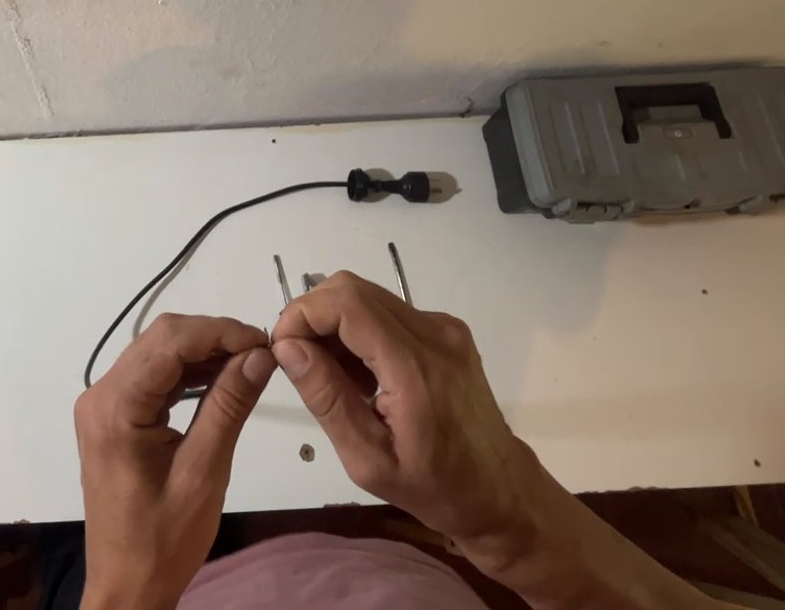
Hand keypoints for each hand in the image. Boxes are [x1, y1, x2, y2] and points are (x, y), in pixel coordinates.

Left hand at [73, 314, 275, 609]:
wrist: (126, 588)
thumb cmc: (163, 541)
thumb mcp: (203, 473)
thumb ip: (229, 407)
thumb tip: (261, 355)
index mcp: (115, 407)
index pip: (169, 342)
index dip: (219, 332)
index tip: (264, 341)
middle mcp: (101, 393)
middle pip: (160, 339)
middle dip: (212, 336)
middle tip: (260, 352)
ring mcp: (104, 402)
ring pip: (157, 351)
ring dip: (202, 350)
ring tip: (248, 362)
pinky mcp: (113, 413)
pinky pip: (152, 375)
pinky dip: (187, 371)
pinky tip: (220, 376)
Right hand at [270, 272, 545, 549]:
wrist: (503, 493)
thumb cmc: (435, 488)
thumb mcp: (367, 459)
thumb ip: (325, 397)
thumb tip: (286, 346)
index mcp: (416, 368)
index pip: (347, 304)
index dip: (303, 314)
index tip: (282, 347)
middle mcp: (434, 333)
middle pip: (352, 289)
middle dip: (312, 314)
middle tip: (297, 358)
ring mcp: (443, 327)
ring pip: (365, 295)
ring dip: (332, 322)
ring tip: (330, 372)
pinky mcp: (444, 329)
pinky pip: (385, 309)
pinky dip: (357, 328)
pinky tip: (358, 371)